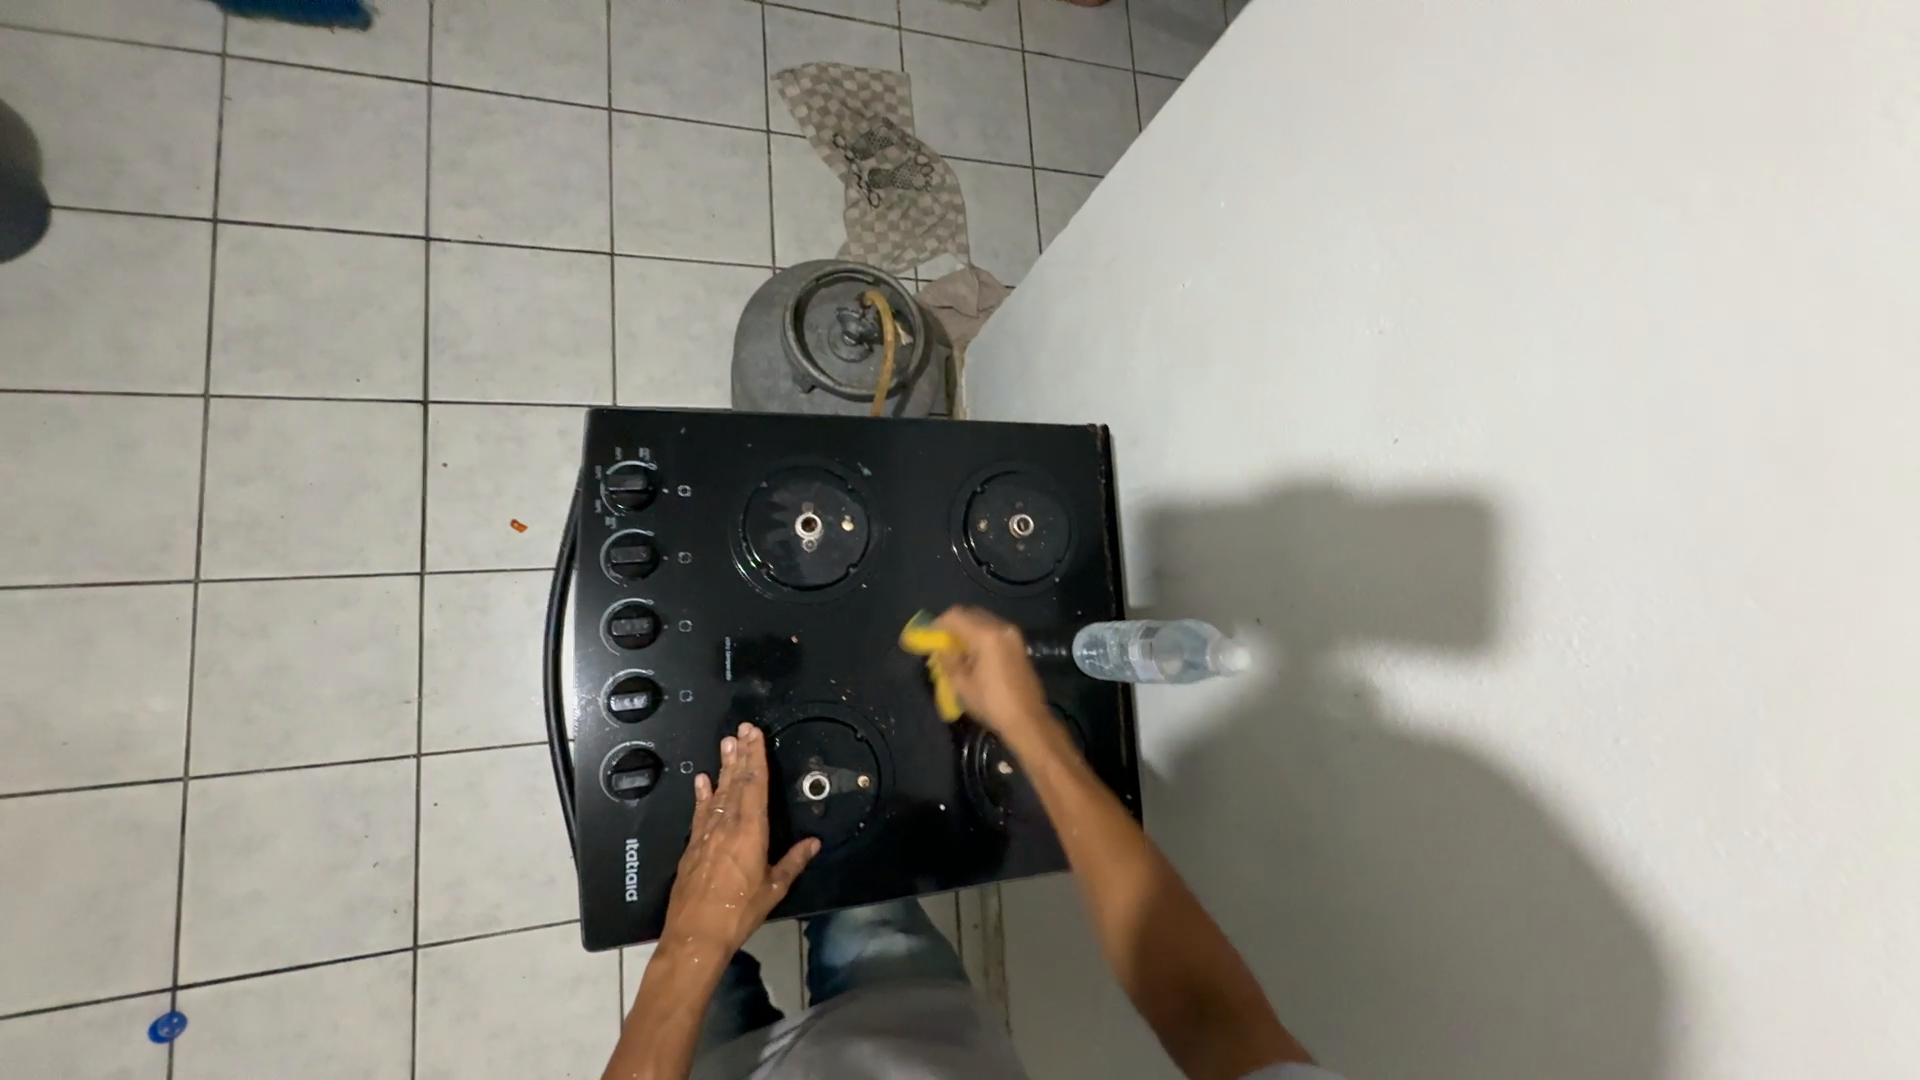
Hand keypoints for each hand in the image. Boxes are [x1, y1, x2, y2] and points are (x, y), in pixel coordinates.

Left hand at [660, 723, 819, 958]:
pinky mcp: (693, 846)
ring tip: (727, 743)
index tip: (755, 735)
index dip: (756, 757)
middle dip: (741, 754)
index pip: (754, 785)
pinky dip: (702, 794)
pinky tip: (702, 779)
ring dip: (723, 766)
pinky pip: (700, 812)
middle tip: (742, 728)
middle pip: (736, 781)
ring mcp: (706, 833)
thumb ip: (794, 861)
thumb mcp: (774, 888)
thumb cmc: (740, 911)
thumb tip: (814, 842)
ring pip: (717, 792)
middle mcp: (727, 824)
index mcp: (750, 830)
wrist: (695, 936)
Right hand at [932, 606, 1055, 745]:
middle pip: (971, 613)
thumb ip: (948, 660)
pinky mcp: (1019, 644)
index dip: (938, 624)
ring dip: (967, 629)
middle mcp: (1001, 628)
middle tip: (941, 643)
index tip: (929, 637)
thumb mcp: (962, 685)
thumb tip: (940, 649)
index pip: (956, 616)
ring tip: (956, 650)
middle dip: (953, 625)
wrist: (1028, 720)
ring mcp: (1013, 635)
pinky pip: (994, 630)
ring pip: (983, 620)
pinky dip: (980, 635)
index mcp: (986, 636)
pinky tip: (974, 654)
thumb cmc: (992, 704)